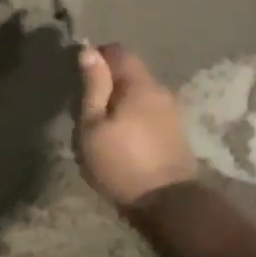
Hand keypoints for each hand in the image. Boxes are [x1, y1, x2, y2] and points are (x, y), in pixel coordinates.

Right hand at [75, 44, 198, 208]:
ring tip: (103, 124)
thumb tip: (89, 51)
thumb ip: (93, 86)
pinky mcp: (176, 133)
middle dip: (108, 81)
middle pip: (131, 71)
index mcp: (140, 84)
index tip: (80, 77)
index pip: (118, 51)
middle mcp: (160, 91)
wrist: (168, 205)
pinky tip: (124, 137)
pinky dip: (134, 115)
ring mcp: (172, 112)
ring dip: (121, 100)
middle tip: (87, 105)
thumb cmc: (121, 162)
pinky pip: (149, 111)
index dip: (97, 57)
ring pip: (140, 93)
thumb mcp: (93, 125)